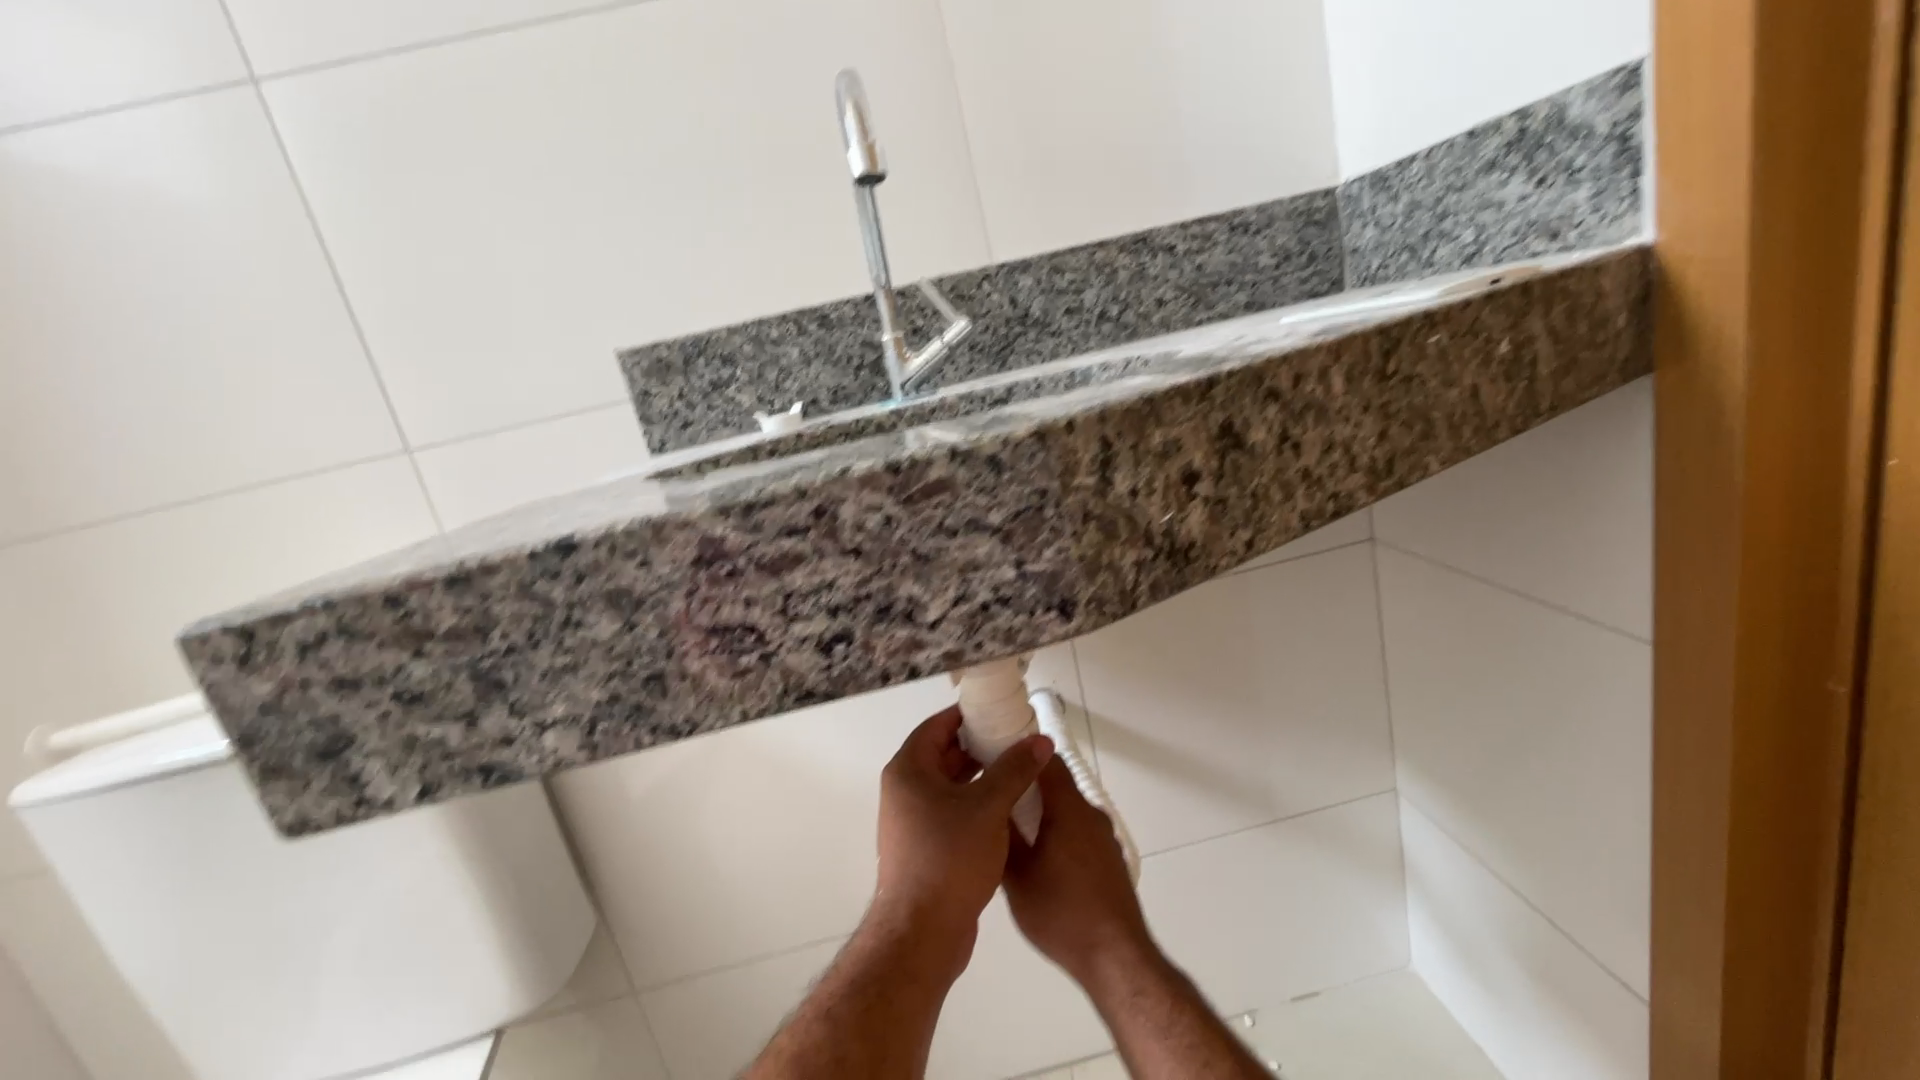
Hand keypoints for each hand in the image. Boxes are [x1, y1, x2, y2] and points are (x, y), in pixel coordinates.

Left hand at [872, 707, 1051, 970]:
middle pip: (944, 755)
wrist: (923, 931)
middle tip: (1019, 743)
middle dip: (981, 748)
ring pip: (951, 787)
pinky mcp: (925, 848)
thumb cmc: (949, 858)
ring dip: (983, 779)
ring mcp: (913, 822)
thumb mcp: (988, 807)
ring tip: (1022, 774)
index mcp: (908, 771)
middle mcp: (904, 791)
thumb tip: (1039, 740)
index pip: (937, 726)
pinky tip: (1010, 811)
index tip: (1002, 713)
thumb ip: (1014, 770)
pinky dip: (978, 806)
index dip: (968, 716)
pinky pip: (953, 813)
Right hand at [1004, 759, 1155, 985]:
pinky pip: (1079, 835)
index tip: (993, 757)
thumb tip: (990, 807)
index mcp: (1069, 809)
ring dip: (1042, 816)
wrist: (1115, 958)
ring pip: (1067, 813)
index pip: (1046, 759)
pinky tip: (1039, 864)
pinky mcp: (1110, 863)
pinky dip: (1058, 837)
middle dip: (1026, 788)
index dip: (1019, 753)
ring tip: (1010, 834)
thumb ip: (1002, 836)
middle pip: (1056, 786)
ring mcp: (1105, 840)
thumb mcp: (1017, 876)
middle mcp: (1091, 815)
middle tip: (993, 800)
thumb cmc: (1060, 912)